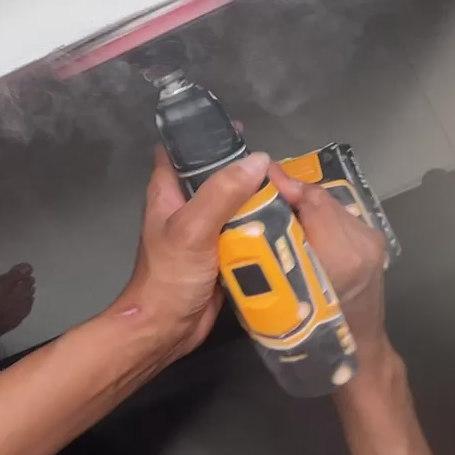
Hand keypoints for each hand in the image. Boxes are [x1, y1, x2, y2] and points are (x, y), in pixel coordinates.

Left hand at [115, 146, 270, 361]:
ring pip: (232, 204)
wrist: (168, 326)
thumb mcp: (193, 227)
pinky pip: (242, 231)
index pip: (179, 150)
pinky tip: (285, 222)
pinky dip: (260, 225)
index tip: (235, 128)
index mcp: (166, 191)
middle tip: (275, 166)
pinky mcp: (218, 252)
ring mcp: (202, 230)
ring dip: (255, 198)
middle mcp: (183, 206)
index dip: (202, 135)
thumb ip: (222, 192)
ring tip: (287, 190)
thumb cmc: (170, 274)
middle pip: (213, 176)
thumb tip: (256, 160)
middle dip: (241, 169)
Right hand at [266, 161, 390, 356]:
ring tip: (271, 202)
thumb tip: (241, 210)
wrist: (358, 349)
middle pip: (317, 197)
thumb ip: (265, 247)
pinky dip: (314, 212)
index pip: (309, 199)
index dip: (280, 183)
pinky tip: (296, 220)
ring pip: (327, 203)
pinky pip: (336, 215)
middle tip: (254, 189)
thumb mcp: (276, 292)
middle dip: (286, 191)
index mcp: (339, 255)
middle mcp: (360, 241)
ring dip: (299, 201)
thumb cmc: (310, 330)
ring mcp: (371, 240)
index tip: (250, 173)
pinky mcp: (373, 242)